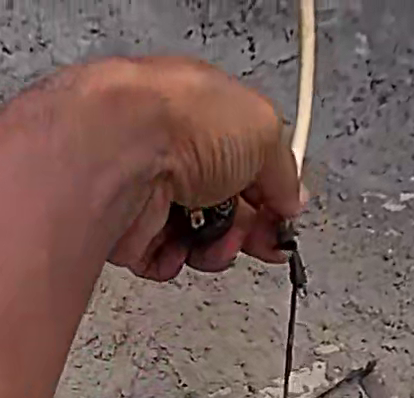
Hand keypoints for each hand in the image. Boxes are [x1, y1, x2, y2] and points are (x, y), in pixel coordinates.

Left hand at [81, 56, 302, 280]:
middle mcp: (175, 155)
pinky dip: (173, 261)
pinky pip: (161, 260)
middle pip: (222, 210)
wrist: (121, 152)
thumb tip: (292, 198)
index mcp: (205, 119)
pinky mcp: (128, 231)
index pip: (247, 166)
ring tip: (210, 241)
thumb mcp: (263, 132)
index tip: (282, 223)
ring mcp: (150, 195)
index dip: (269, 199)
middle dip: (244, 232)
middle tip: (257, 242)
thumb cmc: (178, 121)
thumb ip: (284, 170)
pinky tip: (176, 246)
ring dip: (212, 250)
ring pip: (194, 241)